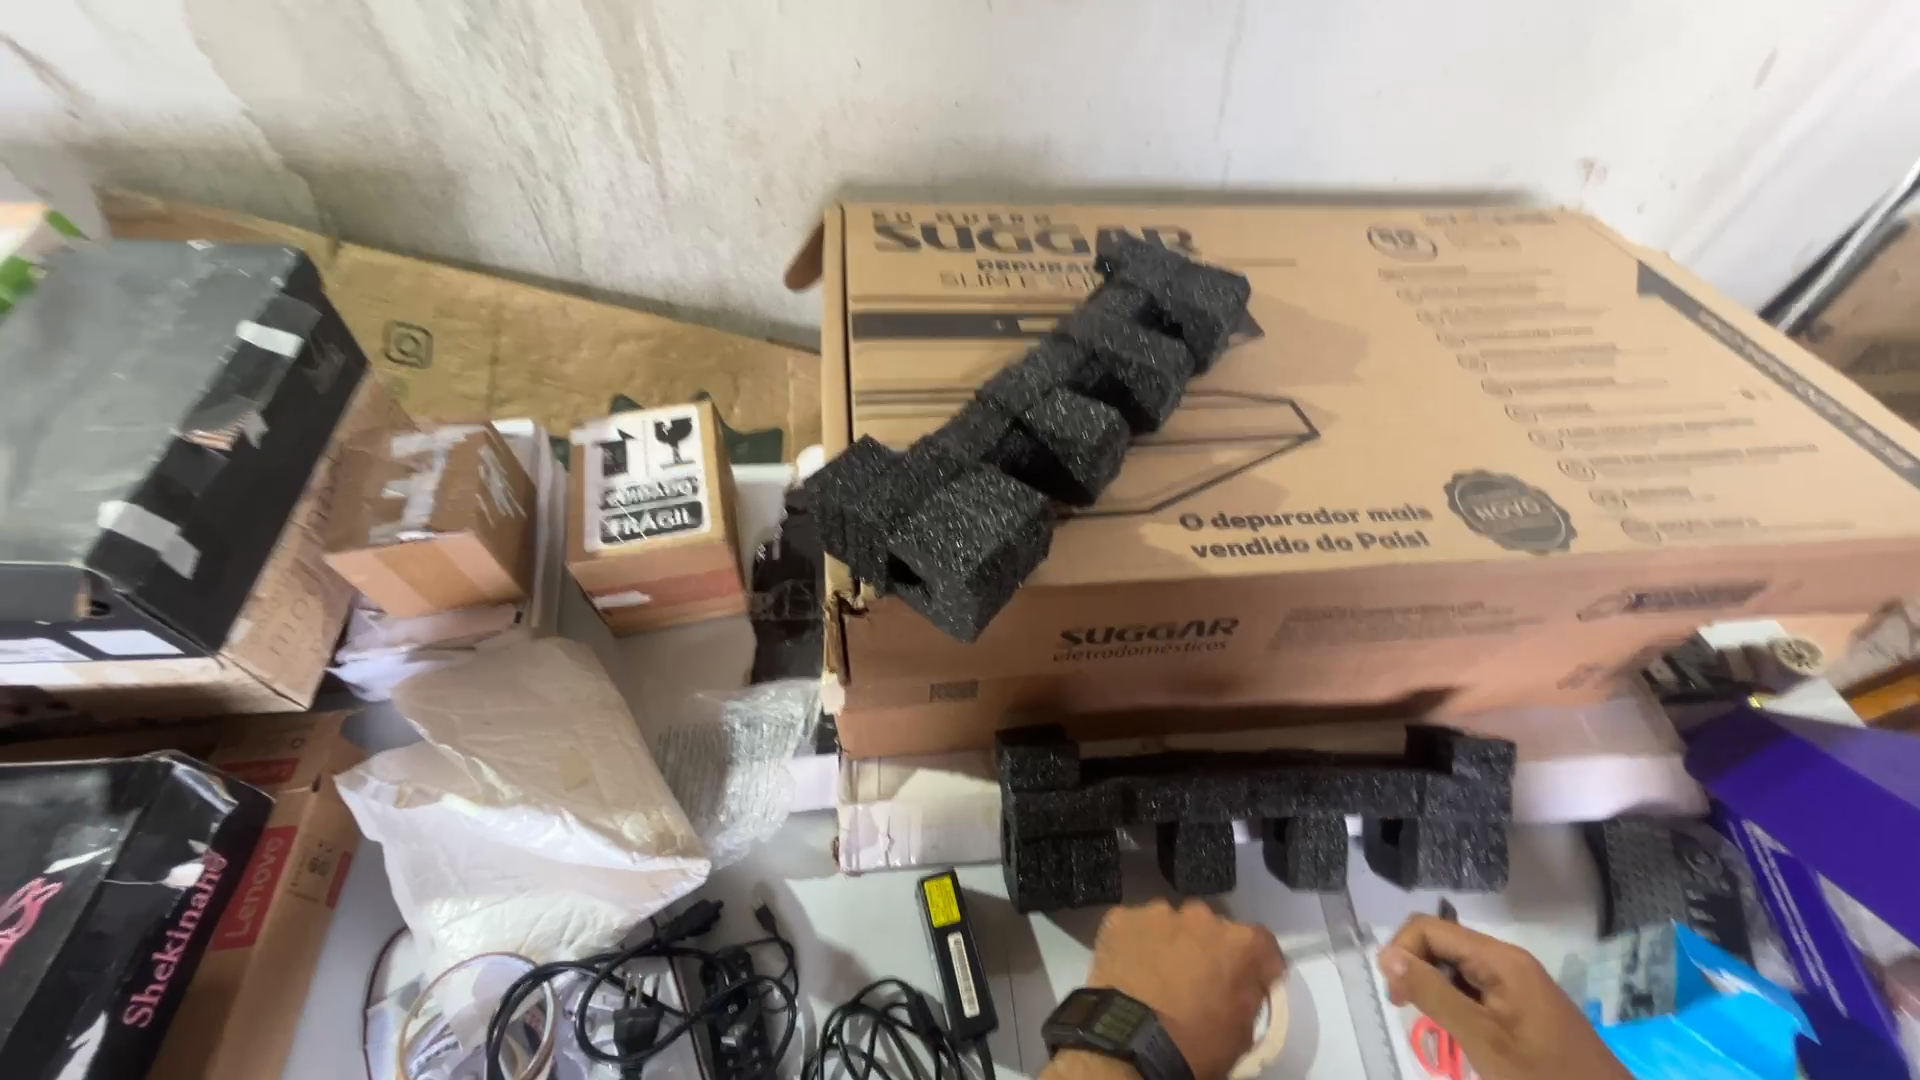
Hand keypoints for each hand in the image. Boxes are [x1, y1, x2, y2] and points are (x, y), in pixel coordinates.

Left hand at [1084, 899, 1284, 1079]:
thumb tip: (1250, 977)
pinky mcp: (1122, 917)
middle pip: (1210, 927)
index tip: (1250, 977)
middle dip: (1206, 947)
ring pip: (1170, 923)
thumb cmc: (1195, 1045)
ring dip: (1169, 942)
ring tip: (1156, 974)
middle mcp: (1201, 916)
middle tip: (1194, 977)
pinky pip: (1134, 926)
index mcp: (1239, 943)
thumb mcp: (1243, 1031)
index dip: (1256, 961)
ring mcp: (1157, 912)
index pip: (1260, 942)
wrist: (1130, 1042)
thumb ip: (1251, 992)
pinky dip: (1134, 943)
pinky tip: (1129, 968)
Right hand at [1378, 915, 1630, 1079]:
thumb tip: (1386, 956)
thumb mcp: (1482, 1039)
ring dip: (1435, 985)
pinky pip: (1476, 984)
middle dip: (1416, 967)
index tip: (1397, 996)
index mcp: (1500, 958)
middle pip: (1442, 941)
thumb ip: (1433, 993)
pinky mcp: (1525, 1001)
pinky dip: (1456, 998)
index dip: (1402, 952)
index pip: (1429, 928)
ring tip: (1433, 1021)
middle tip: (1409, 1009)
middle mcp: (1508, 959)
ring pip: (1456, 963)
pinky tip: (1459, 1028)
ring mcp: (1519, 980)